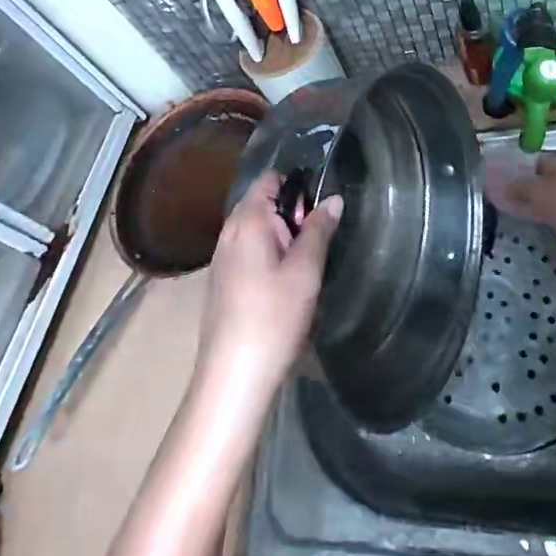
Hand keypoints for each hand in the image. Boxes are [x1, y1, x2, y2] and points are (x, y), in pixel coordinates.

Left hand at [198, 172, 343, 391]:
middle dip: (293, 219)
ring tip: (302, 275)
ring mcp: (222, 257)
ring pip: (259, 232)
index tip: (318, 218)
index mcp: (246, 219)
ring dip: (284, 243)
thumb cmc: (273, 317)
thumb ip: (319, 230)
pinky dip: (270, 261)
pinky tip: (283, 293)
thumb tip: (333, 198)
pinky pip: (250, 253)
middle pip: (265, 204)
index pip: (270, 179)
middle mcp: (229, 230)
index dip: (298, 189)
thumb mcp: (305, 271)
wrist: (233, 376)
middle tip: (313, 252)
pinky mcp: (222, 281)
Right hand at [496, 153, 555, 255]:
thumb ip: (517, 186)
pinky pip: (546, 207)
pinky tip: (518, 215)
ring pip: (539, 194)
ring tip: (500, 205)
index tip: (492, 178)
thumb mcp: (539, 194)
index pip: (529, 159)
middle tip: (493, 193)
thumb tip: (499, 185)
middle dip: (515, 185)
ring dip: (522, 199)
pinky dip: (532, 209)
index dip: (511, 168)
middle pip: (534, 176)